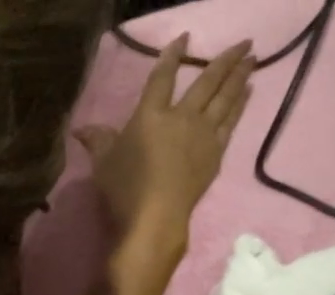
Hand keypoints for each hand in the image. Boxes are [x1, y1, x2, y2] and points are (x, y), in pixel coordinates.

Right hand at [74, 35, 254, 237]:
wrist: (155, 216)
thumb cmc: (124, 189)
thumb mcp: (102, 164)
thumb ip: (98, 142)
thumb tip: (82, 129)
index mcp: (150, 115)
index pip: (162, 78)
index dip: (171, 56)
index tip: (184, 39)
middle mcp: (182, 116)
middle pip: (207, 81)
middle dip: (225, 59)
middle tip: (245, 42)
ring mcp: (204, 133)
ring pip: (226, 96)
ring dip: (240, 76)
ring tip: (252, 60)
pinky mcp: (216, 151)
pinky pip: (232, 121)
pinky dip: (241, 104)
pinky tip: (248, 94)